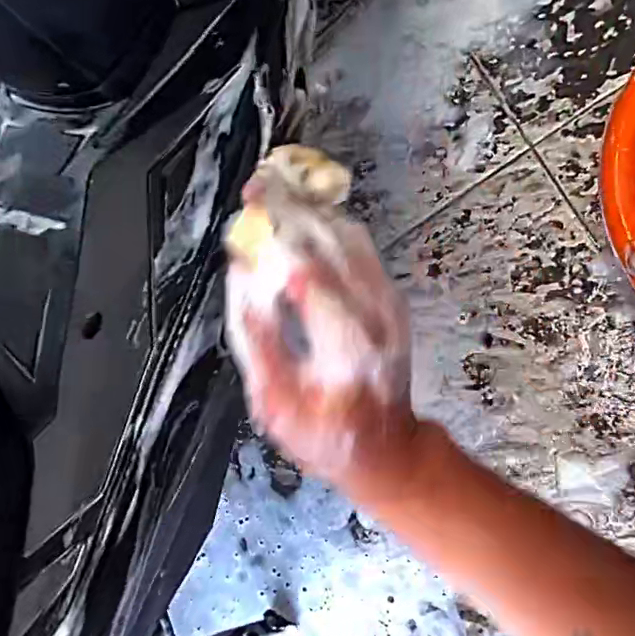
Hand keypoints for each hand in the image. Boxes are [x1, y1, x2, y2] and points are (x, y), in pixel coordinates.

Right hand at [224, 212, 418, 487]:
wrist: (383, 445)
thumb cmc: (328, 432)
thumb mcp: (275, 401)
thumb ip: (256, 338)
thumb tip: (244, 276)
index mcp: (346, 349)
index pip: (312, 275)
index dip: (281, 237)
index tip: (252, 212)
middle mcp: (376, 319)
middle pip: (334, 243)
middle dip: (291, 211)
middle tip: (257, 190)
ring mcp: (388, 306)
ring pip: (352, 237)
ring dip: (312, 211)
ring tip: (275, 195)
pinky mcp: (391, 299)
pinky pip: (362, 246)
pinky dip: (330, 224)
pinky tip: (305, 217)